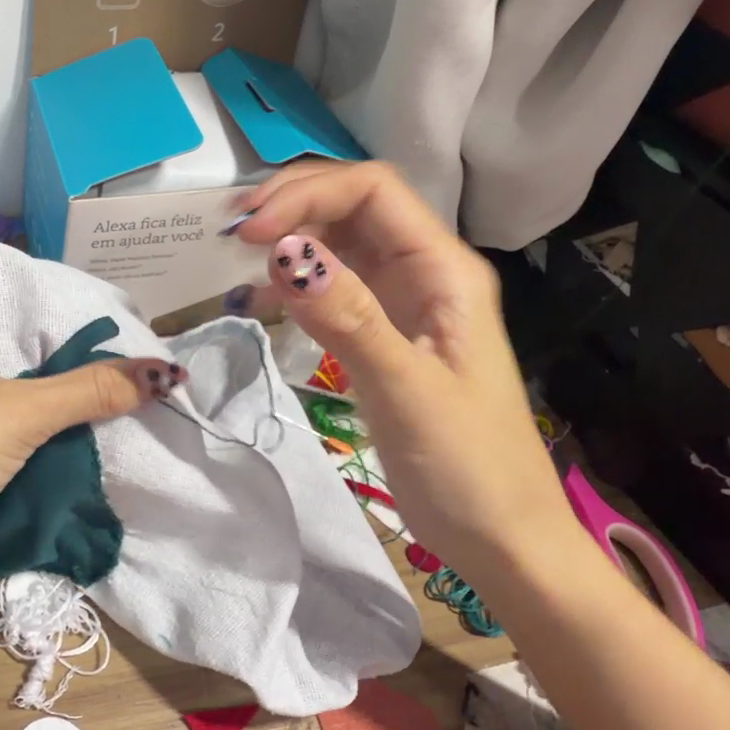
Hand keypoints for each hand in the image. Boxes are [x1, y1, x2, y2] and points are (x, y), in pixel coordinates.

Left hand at [0, 290, 165, 570]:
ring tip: (104, 378)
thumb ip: (90, 390)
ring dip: (39, 384)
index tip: (114, 310)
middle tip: (121, 347)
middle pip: (0, 330)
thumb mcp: (18, 415)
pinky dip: (16, 414)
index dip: (58, 296)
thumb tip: (165, 372)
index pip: (1, 281)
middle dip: (55, 345)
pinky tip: (61, 418)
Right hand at [230, 161, 579, 573]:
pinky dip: (293, 283)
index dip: (306, 196)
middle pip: (353, 206)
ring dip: (288, 238)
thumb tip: (281, 251)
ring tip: (233, 254)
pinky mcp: (382, 337)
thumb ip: (347, 316)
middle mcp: (423, 273)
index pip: (372, 192)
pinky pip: (332, 290)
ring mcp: (402, 305)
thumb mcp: (405, 389)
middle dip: (291, 205)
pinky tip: (259, 298)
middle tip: (229, 232)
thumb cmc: (466, 465)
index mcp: (444, 270)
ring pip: (339, 245)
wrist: (500, 537)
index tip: (248, 234)